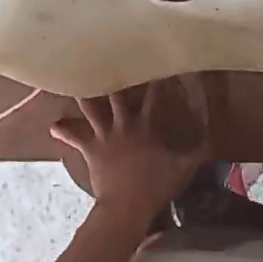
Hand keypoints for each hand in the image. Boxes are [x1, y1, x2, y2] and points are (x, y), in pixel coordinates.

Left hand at [51, 77, 209, 214]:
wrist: (127, 204)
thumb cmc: (156, 186)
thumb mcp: (182, 168)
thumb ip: (195, 151)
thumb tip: (210, 138)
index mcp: (147, 127)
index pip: (155, 98)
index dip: (158, 80)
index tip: (158, 63)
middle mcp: (124, 125)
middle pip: (118, 95)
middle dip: (114, 76)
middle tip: (107, 57)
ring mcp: (105, 135)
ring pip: (91, 109)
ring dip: (84, 95)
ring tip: (73, 79)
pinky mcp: (90, 148)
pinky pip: (74, 137)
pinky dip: (63, 132)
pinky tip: (52, 127)